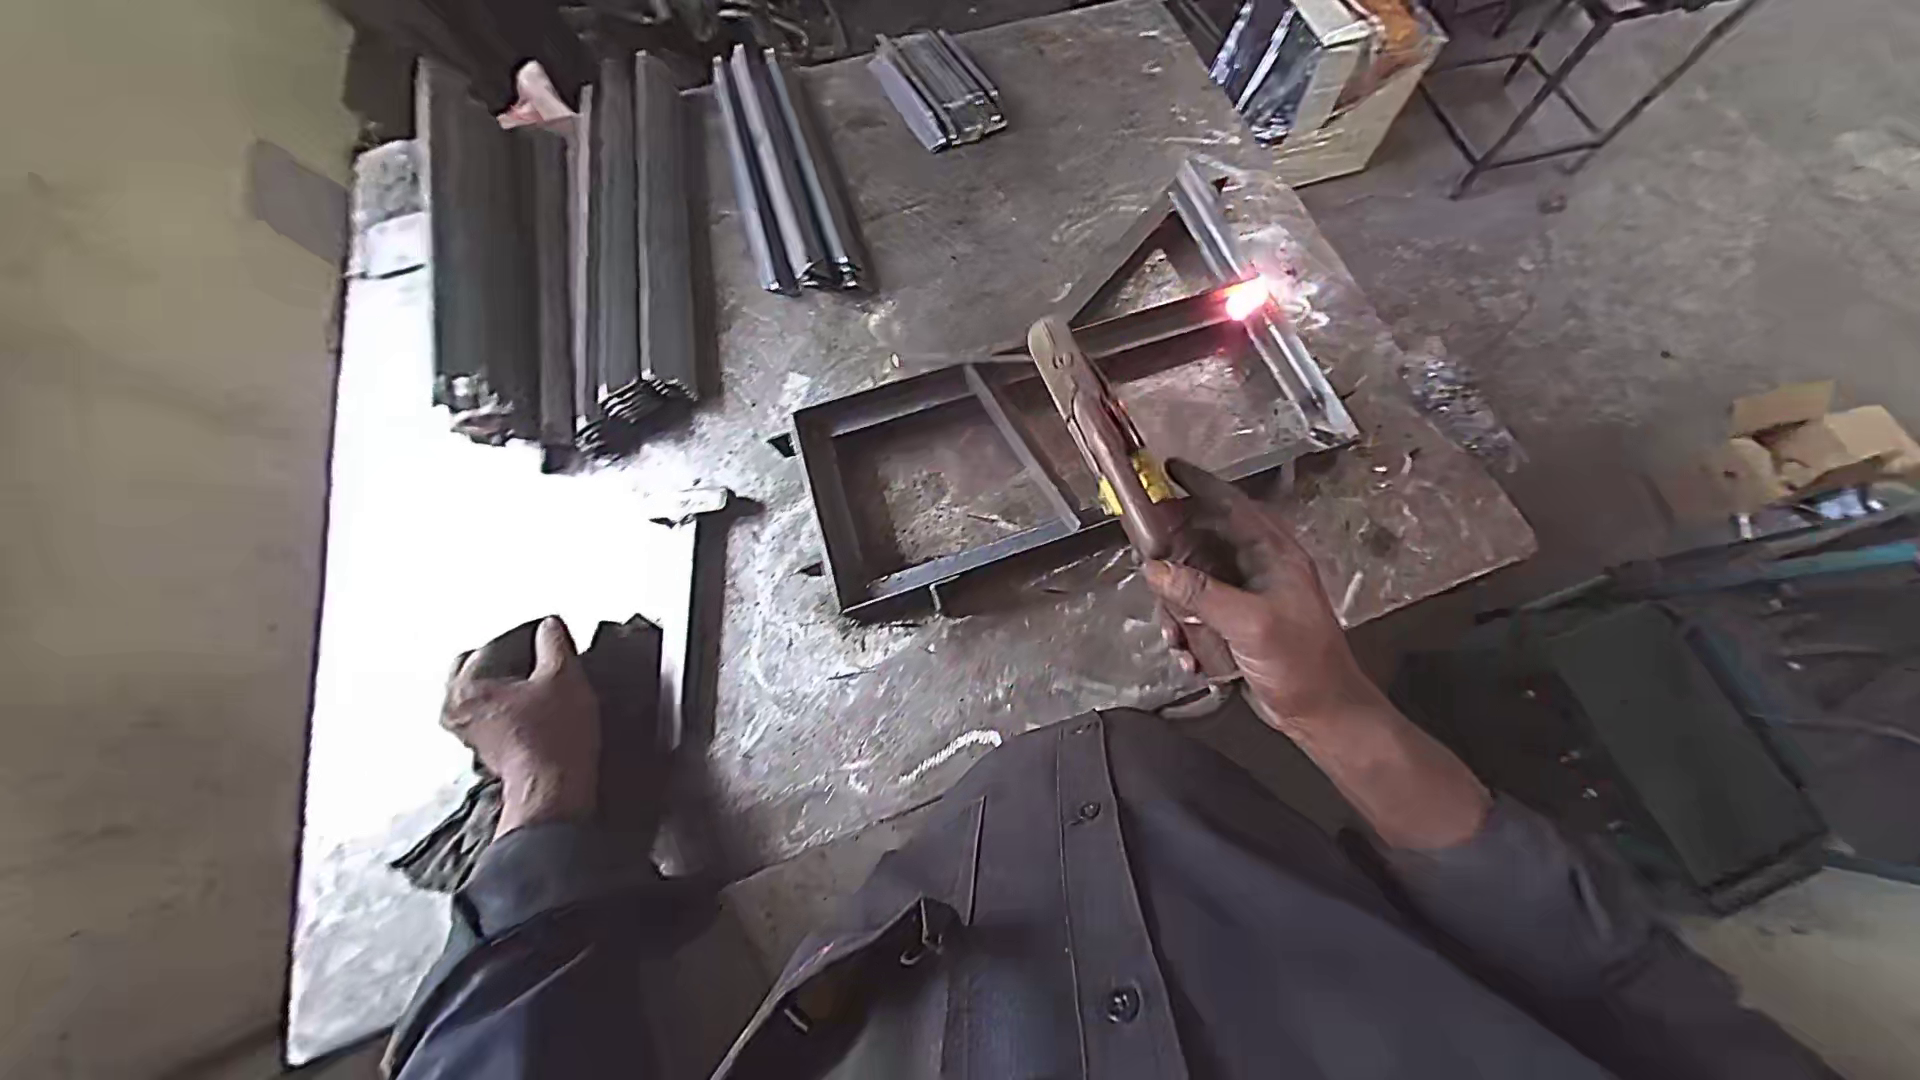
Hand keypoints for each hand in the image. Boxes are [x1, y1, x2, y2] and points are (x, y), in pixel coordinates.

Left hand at [442, 616, 600, 835]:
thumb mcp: (565, 675)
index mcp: (467, 685)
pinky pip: (487, 708)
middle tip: (542, 652)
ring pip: (480, 687)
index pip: (495, 642)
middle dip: (508, 654)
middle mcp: (455, 707)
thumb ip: (554, 642)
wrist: (554, 784)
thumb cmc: (556, 732)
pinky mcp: (480, 744)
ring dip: (507, 676)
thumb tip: (548, 625)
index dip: (529, 634)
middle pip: (476, 664)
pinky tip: (535, 699)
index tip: (553, 634)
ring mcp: (465, 729)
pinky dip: (507, 698)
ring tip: (541, 676)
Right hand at [1142, 459, 1379, 732]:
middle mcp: (1255, 567)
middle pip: (1201, 542)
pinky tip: (1187, 658)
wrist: (1322, 715)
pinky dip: (1184, 631)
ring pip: (1191, 581)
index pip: (1232, 506)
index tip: (1167, 470)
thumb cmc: (1300, 662)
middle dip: (1172, 557)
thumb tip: (1153, 569)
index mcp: (1272, 554)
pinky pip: (1194, 613)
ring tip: (1173, 636)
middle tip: (1148, 563)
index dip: (1200, 485)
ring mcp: (1243, 596)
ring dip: (1174, 608)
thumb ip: (1201, 593)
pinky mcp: (1231, 623)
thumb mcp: (1250, 623)